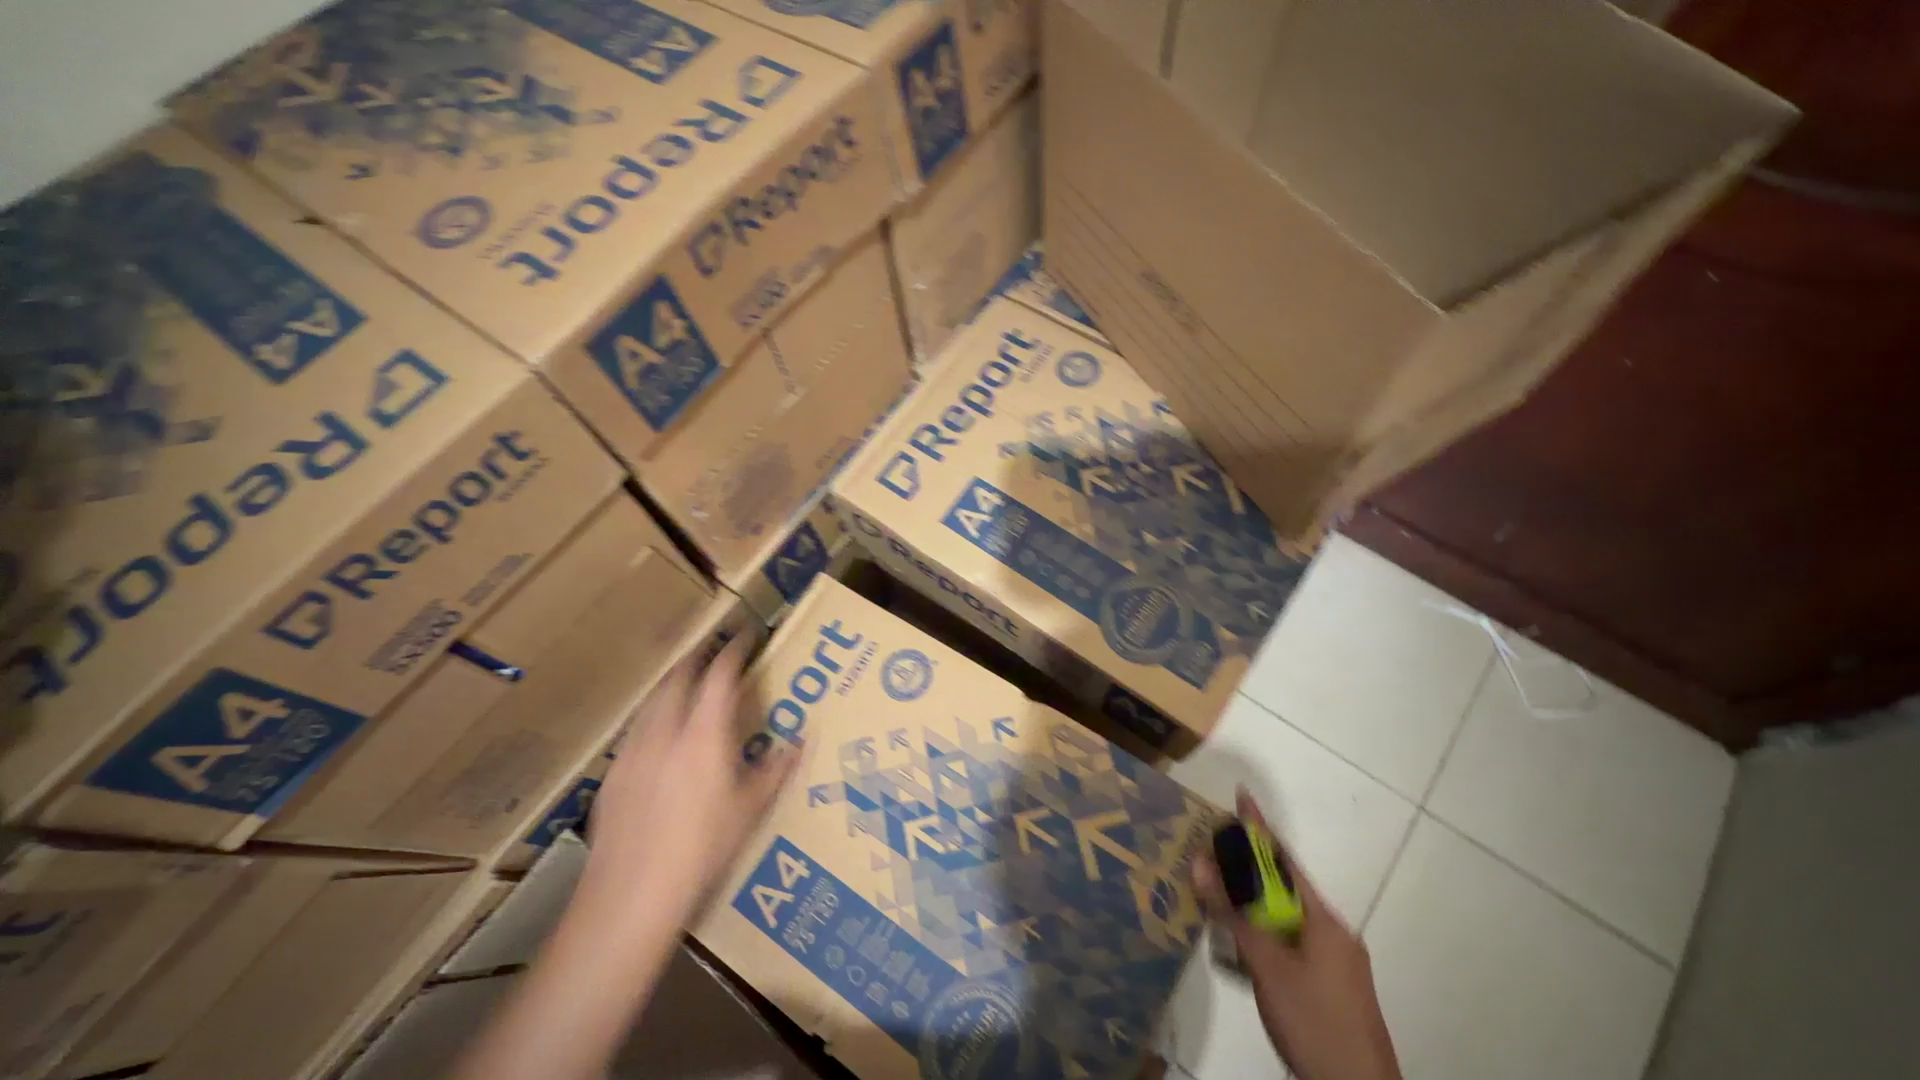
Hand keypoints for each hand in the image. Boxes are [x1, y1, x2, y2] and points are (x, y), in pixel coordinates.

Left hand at [580, 636, 800, 927]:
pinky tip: (658, 735)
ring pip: (652, 701)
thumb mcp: (749, 812)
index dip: (732, 651)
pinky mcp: (613, 773)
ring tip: (685, 683)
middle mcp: (665, 731)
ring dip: (671, 684)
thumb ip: (774, 772)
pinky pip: (636, 729)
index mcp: (703, 734)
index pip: (719, 676)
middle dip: (696, 659)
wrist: (632, 891)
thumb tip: (798, 743)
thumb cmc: (702, 850)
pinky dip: (652, 717)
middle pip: (677, 679)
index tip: (744, 636)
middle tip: (712, 652)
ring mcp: (633, 750)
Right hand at [1192, 790, 1401, 1079]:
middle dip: (1246, 873)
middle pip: (1284, 890)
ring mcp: (1333, 963)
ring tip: (1214, 905)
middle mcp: (1331, 934)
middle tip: (1208, 859)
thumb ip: (1235, 915)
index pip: (1284, 861)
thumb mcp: (1268, 967)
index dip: (1259, 829)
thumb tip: (1202, 864)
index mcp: (1323, 921)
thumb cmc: (1314, 1021)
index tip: (1241, 795)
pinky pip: (1288, 947)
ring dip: (1250, 911)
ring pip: (1284, 922)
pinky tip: (1238, 955)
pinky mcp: (1328, 988)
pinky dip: (1261, 941)